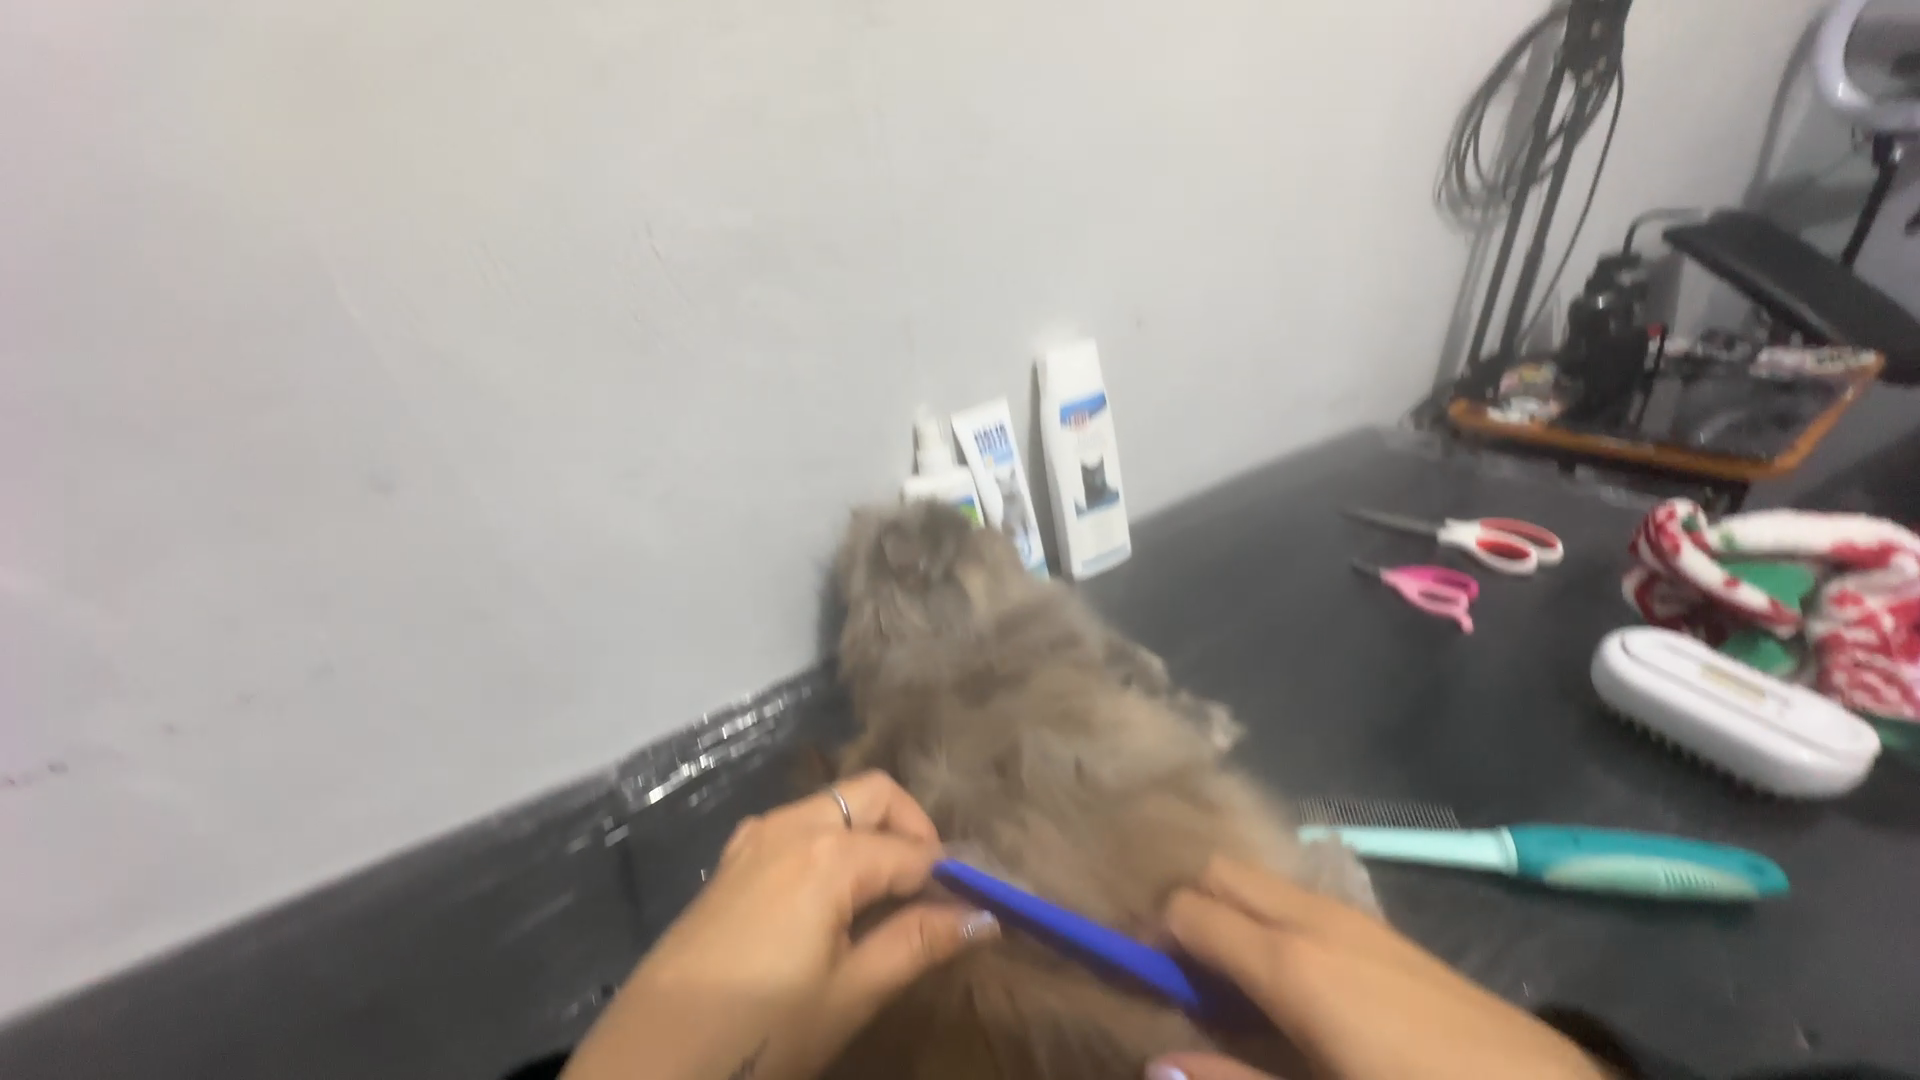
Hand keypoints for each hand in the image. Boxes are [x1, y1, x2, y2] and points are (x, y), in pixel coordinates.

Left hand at [562, 771, 996, 1079]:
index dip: (949, 879)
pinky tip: (828, 895)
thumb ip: (919, 943)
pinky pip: (796, 825)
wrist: (647, 1065)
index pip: (912, 852)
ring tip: (884, 893)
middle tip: (929, 888)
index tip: (972, 909)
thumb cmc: (760, 1033)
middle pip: (873, 793)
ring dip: (869, 830)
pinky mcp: (731, 859)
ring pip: (833, 803)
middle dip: (912, 827)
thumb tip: (985, 917)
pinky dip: (829, 839)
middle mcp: (792, 825)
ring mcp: (755, 837)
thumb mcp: (850, 994)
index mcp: (829, 853)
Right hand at [1149, 858, 1610, 1079]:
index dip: (1151, 936)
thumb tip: (1154, 1062)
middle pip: (1218, 872)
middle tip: (1182, 972)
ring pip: (1259, 881)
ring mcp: (1353, 917)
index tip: (1140, 975)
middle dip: (1185, 906)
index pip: (1187, 909)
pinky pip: (1298, 900)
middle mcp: (1313, 918)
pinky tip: (1292, 983)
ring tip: (1232, 980)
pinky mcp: (1385, 932)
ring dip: (1228, 912)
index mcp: (1290, 962)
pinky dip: (1268, 920)